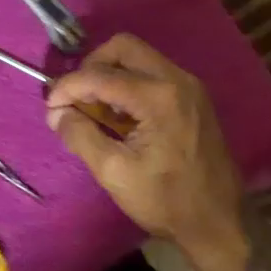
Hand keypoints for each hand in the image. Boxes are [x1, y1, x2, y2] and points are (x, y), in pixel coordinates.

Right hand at [46, 34, 244, 267]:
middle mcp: (177, 79)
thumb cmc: (165, 201)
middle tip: (77, 98)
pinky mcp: (194, 97)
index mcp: (158, 97)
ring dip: (111, 74)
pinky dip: (131, 84)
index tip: (50, 107)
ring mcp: (190, 86)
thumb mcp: (113, 172)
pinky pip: (154, 73)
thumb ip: (81, 135)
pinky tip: (121, 116)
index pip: (101, 75)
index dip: (68, 87)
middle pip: (123, 47)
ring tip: (96, 110)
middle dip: (92, 67)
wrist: (219, 223)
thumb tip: (57, 112)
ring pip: (139, 57)